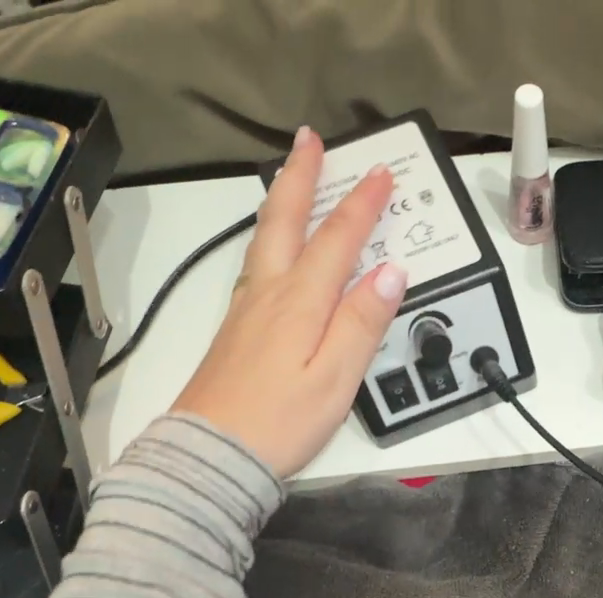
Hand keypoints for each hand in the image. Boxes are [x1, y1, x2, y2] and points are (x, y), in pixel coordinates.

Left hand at [172, 127, 404, 476]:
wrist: (212, 453)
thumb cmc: (279, 423)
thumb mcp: (335, 380)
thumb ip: (362, 325)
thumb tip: (390, 273)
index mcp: (299, 304)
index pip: (337, 241)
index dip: (361, 205)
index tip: (381, 174)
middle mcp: (268, 295)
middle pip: (285, 223)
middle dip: (302, 178)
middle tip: (310, 139)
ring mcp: (246, 310)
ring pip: (265, 239)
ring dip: (281, 200)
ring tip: (291, 175)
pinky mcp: (235, 329)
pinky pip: (257, 263)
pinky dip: (270, 236)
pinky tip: (273, 244)